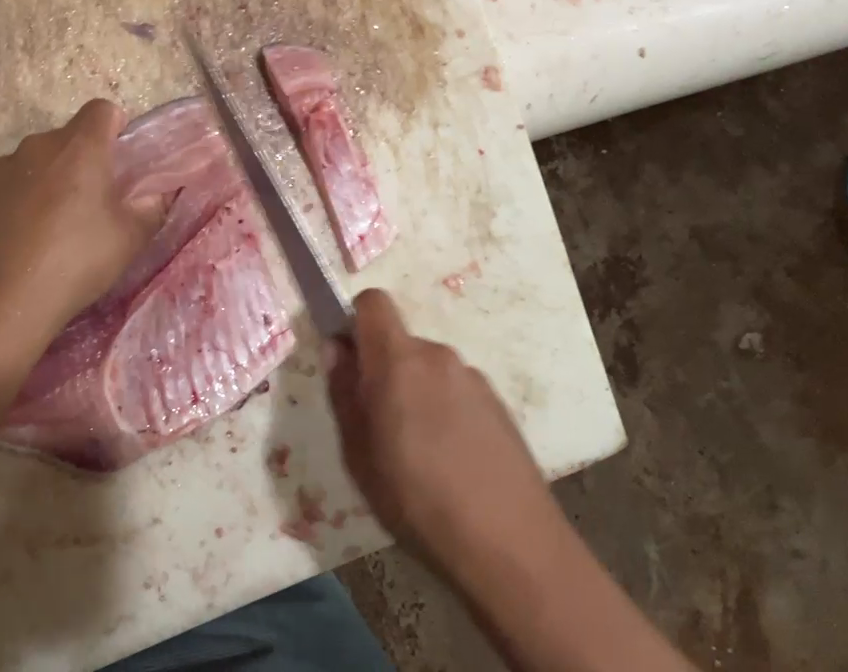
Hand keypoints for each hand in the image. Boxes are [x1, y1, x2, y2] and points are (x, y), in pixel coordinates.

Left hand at [0, 99, 167, 349]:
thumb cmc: (75, 262)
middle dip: (83, 160)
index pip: (102, 110)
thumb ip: (151, 208)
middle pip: (67, 138)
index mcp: (79, 148)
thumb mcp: (129, 240)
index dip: (116, 127)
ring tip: (53, 226)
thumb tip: (157, 194)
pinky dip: (19, 200)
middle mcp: (37, 146)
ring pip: (35, 162)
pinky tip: (22, 239)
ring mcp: (0, 169)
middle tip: (93, 202)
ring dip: (49, 180)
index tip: (121, 160)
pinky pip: (8, 185)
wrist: (0, 302)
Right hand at [327, 289, 550, 573]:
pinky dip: (445, 413)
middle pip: (400, 344)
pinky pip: (456, 393)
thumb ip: (343, 392)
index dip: (354, 321)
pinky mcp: (500, 406)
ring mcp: (475, 380)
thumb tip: (336, 349)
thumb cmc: (417, 500)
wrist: (512, 545)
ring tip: (417, 455)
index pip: (373, 302)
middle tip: (377, 427)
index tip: (347, 361)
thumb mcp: (358, 454)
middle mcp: (440, 357)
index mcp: (399, 361)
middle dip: (383, 372)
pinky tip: (451, 463)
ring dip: (415, 395)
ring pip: (429, 372)